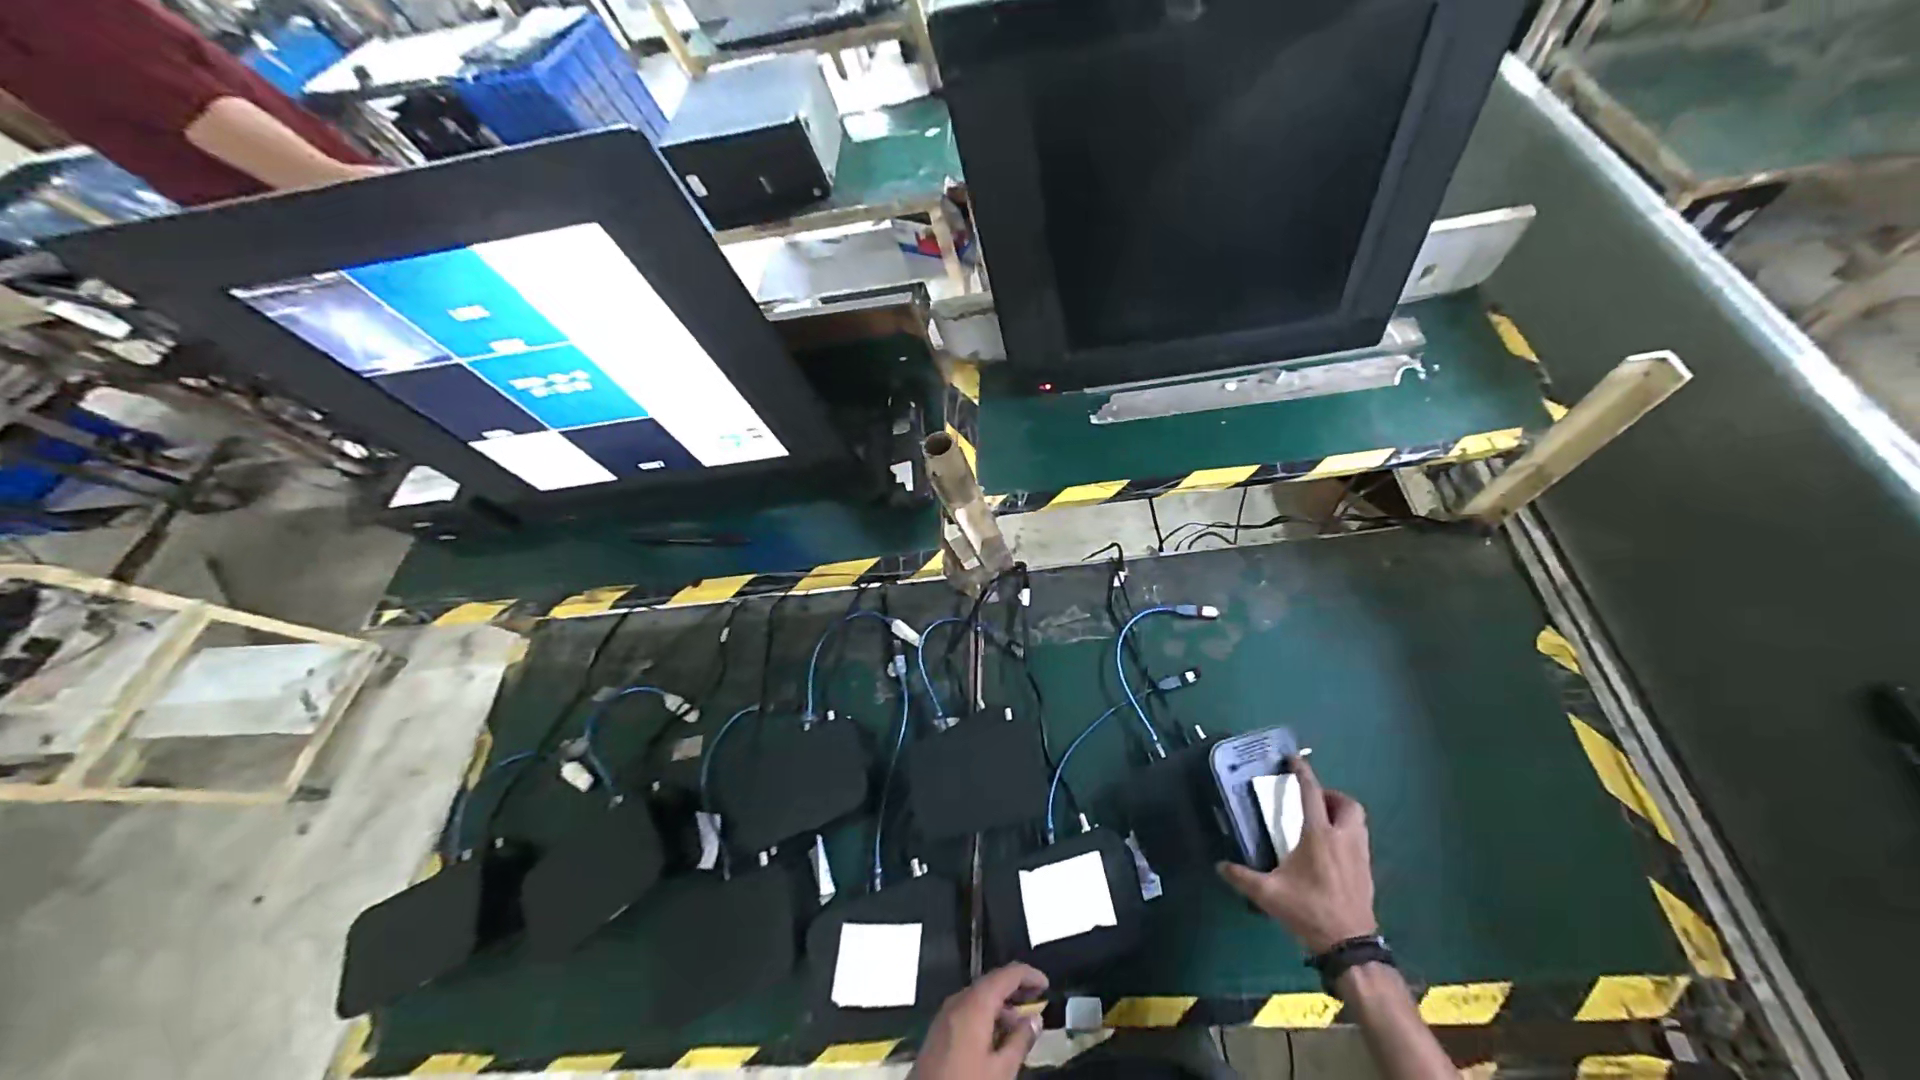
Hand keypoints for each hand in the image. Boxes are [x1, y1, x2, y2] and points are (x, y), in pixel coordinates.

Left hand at [910, 962, 1048, 1079]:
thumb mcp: (1001, 1071)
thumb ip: (1020, 1041)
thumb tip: (1035, 1019)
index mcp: (975, 1003)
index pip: (1006, 974)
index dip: (1028, 975)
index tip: (1046, 985)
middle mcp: (959, 1000)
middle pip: (992, 982)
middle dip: (1016, 987)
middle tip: (1039, 998)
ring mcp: (947, 1013)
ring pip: (980, 996)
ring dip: (1002, 1003)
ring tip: (1022, 1024)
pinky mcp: (941, 1029)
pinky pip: (968, 1010)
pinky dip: (987, 1014)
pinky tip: (998, 1035)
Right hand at [1217, 755, 1377, 953]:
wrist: (1349, 944)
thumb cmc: (1308, 911)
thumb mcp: (1268, 894)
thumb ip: (1242, 876)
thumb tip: (1219, 866)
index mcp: (1319, 835)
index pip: (1312, 793)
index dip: (1303, 773)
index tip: (1295, 759)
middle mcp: (1343, 838)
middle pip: (1348, 804)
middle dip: (1332, 795)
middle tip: (1313, 800)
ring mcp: (1359, 855)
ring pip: (1358, 821)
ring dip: (1342, 814)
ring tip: (1321, 822)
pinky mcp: (1367, 871)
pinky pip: (1360, 840)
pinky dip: (1347, 834)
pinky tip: (1330, 850)